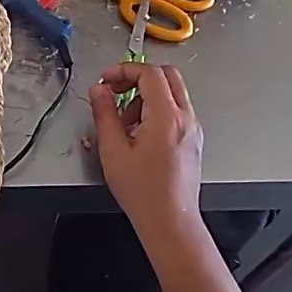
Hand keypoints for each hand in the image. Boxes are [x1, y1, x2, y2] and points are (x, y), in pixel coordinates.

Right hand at [88, 64, 203, 239]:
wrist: (169, 220)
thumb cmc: (144, 192)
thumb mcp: (112, 150)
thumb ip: (104, 114)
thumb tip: (100, 91)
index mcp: (166, 117)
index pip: (149, 73)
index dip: (124, 70)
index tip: (107, 80)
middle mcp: (185, 119)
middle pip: (166, 75)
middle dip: (138, 77)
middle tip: (116, 90)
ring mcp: (192, 129)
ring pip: (171, 93)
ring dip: (146, 95)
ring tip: (123, 121)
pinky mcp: (192, 139)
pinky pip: (175, 111)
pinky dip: (155, 110)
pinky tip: (137, 134)